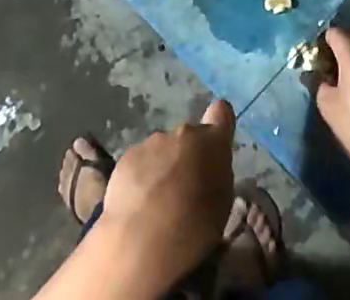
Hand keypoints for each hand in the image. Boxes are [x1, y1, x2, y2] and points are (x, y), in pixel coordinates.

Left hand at [99, 99, 235, 272]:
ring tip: (154, 202)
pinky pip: (137, 163)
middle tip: (180, 189)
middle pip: (186, 138)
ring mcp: (153, 141)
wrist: (149, 239)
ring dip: (159, 167)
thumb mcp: (222, 199)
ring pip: (159, 150)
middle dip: (184, 156)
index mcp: (213, 141)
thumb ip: (215, 172)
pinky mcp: (127, 157)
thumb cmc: (198, 225)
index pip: (221, 112)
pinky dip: (138, 178)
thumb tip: (205, 167)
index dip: (218, 121)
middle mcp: (184, 132)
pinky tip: (136, 204)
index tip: (212, 142)